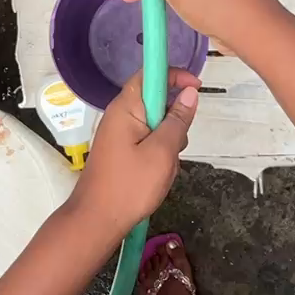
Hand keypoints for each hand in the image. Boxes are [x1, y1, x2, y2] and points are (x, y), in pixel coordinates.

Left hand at [64, 68, 199, 232]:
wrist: (97, 220)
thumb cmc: (130, 186)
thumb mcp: (162, 152)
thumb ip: (178, 121)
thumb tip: (190, 92)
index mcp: (125, 108)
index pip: (150, 74)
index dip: (175, 75)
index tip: (197, 87)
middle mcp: (119, 115)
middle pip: (155, 101)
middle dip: (174, 119)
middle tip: (178, 144)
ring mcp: (119, 134)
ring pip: (155, 124)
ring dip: (168, 141)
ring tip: (165, 166)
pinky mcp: (121, 150)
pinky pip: (147, 141)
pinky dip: (159, 153)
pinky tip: (159, 174)